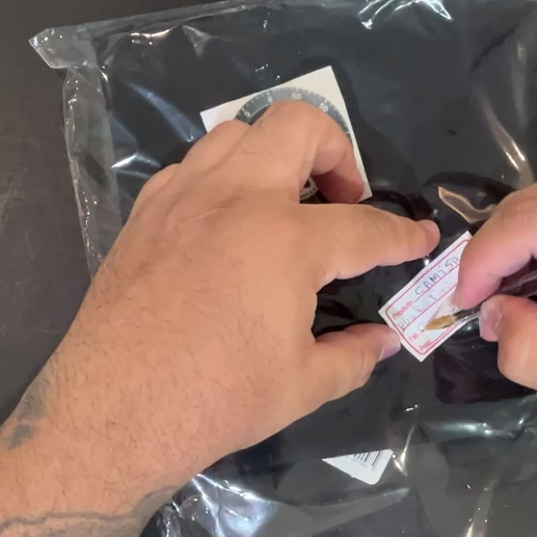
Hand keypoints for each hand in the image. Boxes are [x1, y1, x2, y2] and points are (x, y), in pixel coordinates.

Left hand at [41, 102, 437, 482]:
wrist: (116, 410)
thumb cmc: (217, 400)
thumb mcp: (303, 386)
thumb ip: (354, 355)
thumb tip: (385, 340)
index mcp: (285, 241)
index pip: (363, 228)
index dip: (400, 235)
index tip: (419, 239)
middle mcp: (236, 198)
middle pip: (299, 126)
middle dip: (338, 151)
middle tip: (343, 201)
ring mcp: (184, 198)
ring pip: (239, 132)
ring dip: (275, 155)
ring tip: (286, 205)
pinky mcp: (146, 214)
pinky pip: (194, 165)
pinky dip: (224, 178)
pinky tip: (229, 225)